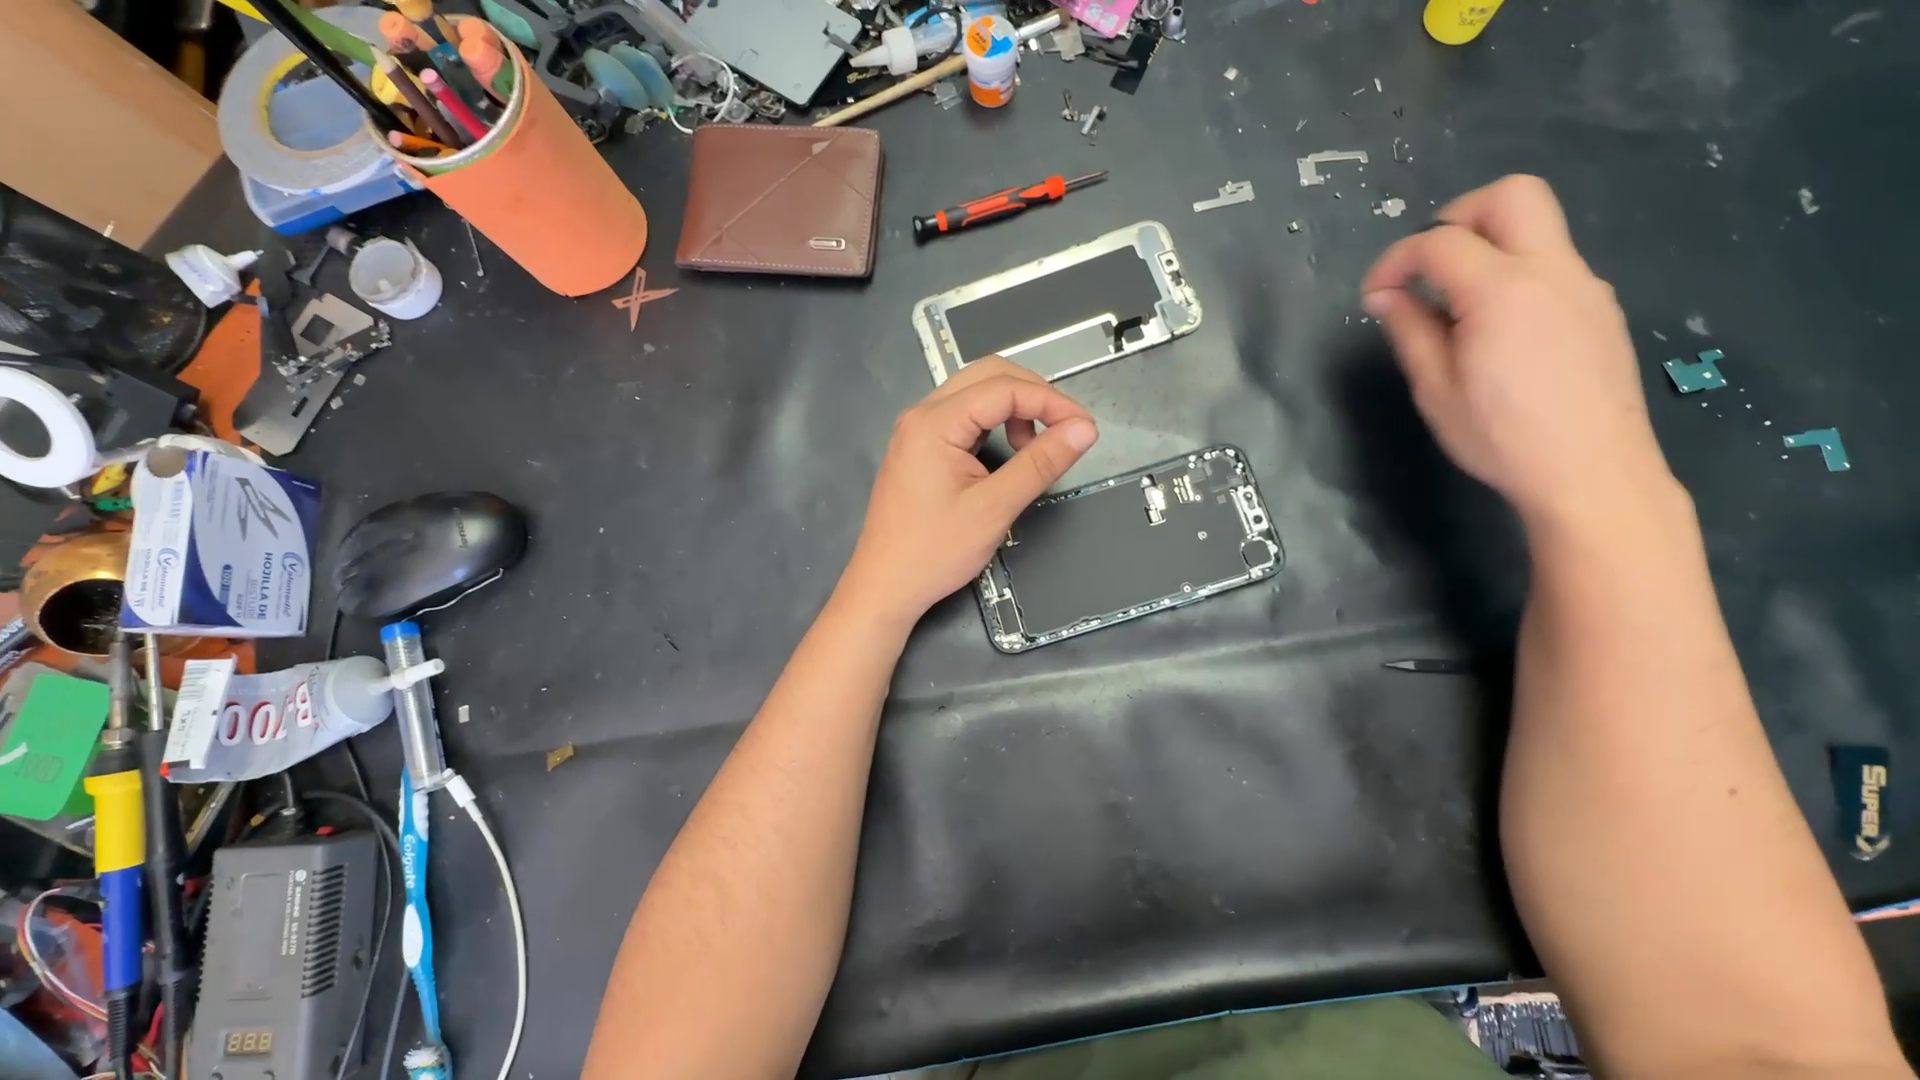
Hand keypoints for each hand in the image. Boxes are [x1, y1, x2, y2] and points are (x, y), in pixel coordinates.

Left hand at [839, 357, 1098, 629]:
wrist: (885, 586)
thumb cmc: (934, 552)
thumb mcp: (995, 508)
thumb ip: (1040, 463)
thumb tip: (1083, 430)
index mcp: (934, 423)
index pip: (1004, 388)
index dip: (1052, 402)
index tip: (1085, 428)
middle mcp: (921, 415)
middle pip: (989, 375)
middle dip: (1035, 395)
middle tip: (1067, 429)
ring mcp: (917, 430)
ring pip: (976, 392)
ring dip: (1015, 407)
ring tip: (1035, 446)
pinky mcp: (920, 447)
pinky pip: (964, 415)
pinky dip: (995, 422)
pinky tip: (1009, 451)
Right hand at [1361, 175, 1675, 528]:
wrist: (1593, 473)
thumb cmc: (1501, 437)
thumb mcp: (1435, 390)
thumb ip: (1409, 331)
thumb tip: (1385, 297)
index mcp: (1502, 289)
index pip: (1439, 242)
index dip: (1395, 260)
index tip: (1374, 295)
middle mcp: (1552, 271)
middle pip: (1511, 195)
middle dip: (1457, 216)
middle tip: (1428, 265)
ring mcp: (1584, 287)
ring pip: (1538, 228)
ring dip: (1489, 246)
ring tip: (1456, 305)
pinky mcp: (1600, 309)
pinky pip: (1553, 266)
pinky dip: (1515, 275)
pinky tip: (1497, 330)